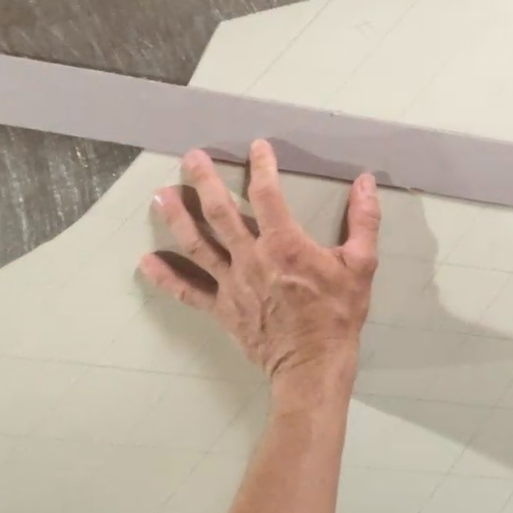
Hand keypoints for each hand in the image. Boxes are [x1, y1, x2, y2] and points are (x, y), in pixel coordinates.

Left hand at [141, 140, 380, 388]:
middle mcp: (251, 258)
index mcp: (285, 244)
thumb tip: (366, 181)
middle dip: (204, 182)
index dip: (262, 166)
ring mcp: (231, 284)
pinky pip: (188, 291)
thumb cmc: (338, 313)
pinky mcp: (222, 308)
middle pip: (220, 213)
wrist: (314, 365)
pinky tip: (147, 261)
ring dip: (177, 218)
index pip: (268, 194)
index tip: (257, 147)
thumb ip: (364, 219)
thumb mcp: (362, 264)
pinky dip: (165, 277)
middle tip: (191, 157)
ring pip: (197, 245)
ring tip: (161, 195)